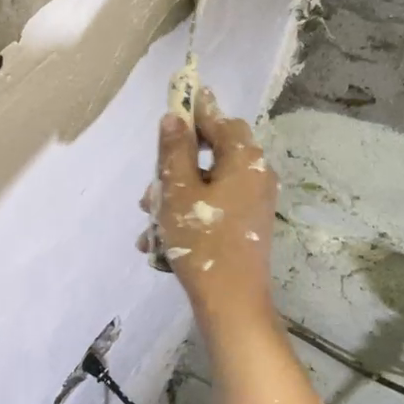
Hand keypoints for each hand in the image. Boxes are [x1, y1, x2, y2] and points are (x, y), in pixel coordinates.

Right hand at [140, 87, 277, 330]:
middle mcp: (256, 176)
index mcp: (245, 160)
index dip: (194, 112)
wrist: (231, 300)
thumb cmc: (202, 240)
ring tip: (148, 220)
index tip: (174, 103)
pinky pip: (212, 208)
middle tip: (150, 187)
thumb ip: (174, 151)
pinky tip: (158, 241)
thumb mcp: (178, 191)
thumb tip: (174, 118)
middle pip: (212, 154)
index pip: (220, 120)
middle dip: (175, 166)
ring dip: (175, 196)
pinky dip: (187, 216)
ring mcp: (253, 203)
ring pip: (207, 184)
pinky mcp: (245, 226)